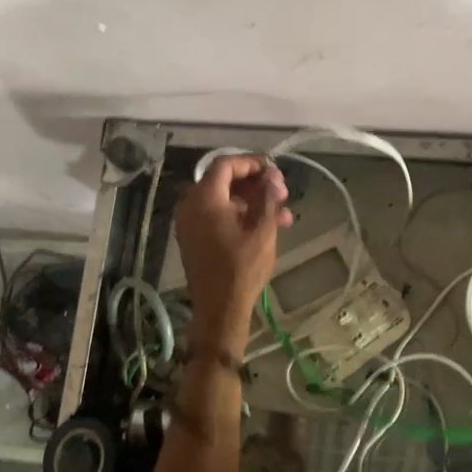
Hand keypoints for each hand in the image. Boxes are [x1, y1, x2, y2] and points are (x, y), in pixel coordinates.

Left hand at [176, 154, 291, 354]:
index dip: (251, 162)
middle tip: (281, 192)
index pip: (225, 164)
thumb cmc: (242, 268)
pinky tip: (265, 227)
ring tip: (283, 215)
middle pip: (223, 180)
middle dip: (255, 184)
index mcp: (204, 198)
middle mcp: (190, 205)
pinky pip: (215, 215)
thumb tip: (272, 175)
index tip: (274, 169)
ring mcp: (188, 222)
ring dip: (251, 201)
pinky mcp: (192, 238)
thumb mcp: (262, 230)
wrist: (219, 309)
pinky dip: (238, 215)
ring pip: (222, 199)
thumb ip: (268, 197)